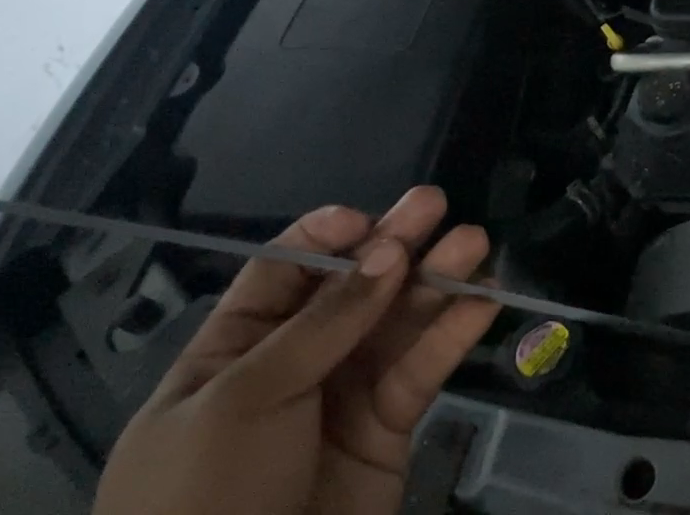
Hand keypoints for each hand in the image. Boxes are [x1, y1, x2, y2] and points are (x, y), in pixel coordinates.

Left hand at [93, 186, 500, 514]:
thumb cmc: (205, 496)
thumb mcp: (243, 401)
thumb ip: (322, 324)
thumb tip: (387, 252)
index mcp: (232, 351)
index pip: (282, 272)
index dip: (324, 238)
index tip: (365, 220)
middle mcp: (294, 362)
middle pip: (352, 288)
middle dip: (393, 244)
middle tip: (435, 204)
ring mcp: (345, 392)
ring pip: (397, 321)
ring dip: (436, 280)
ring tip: (474, 243)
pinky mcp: (389, 425)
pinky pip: (423, 368)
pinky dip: (454, 333)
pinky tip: (484, 299)